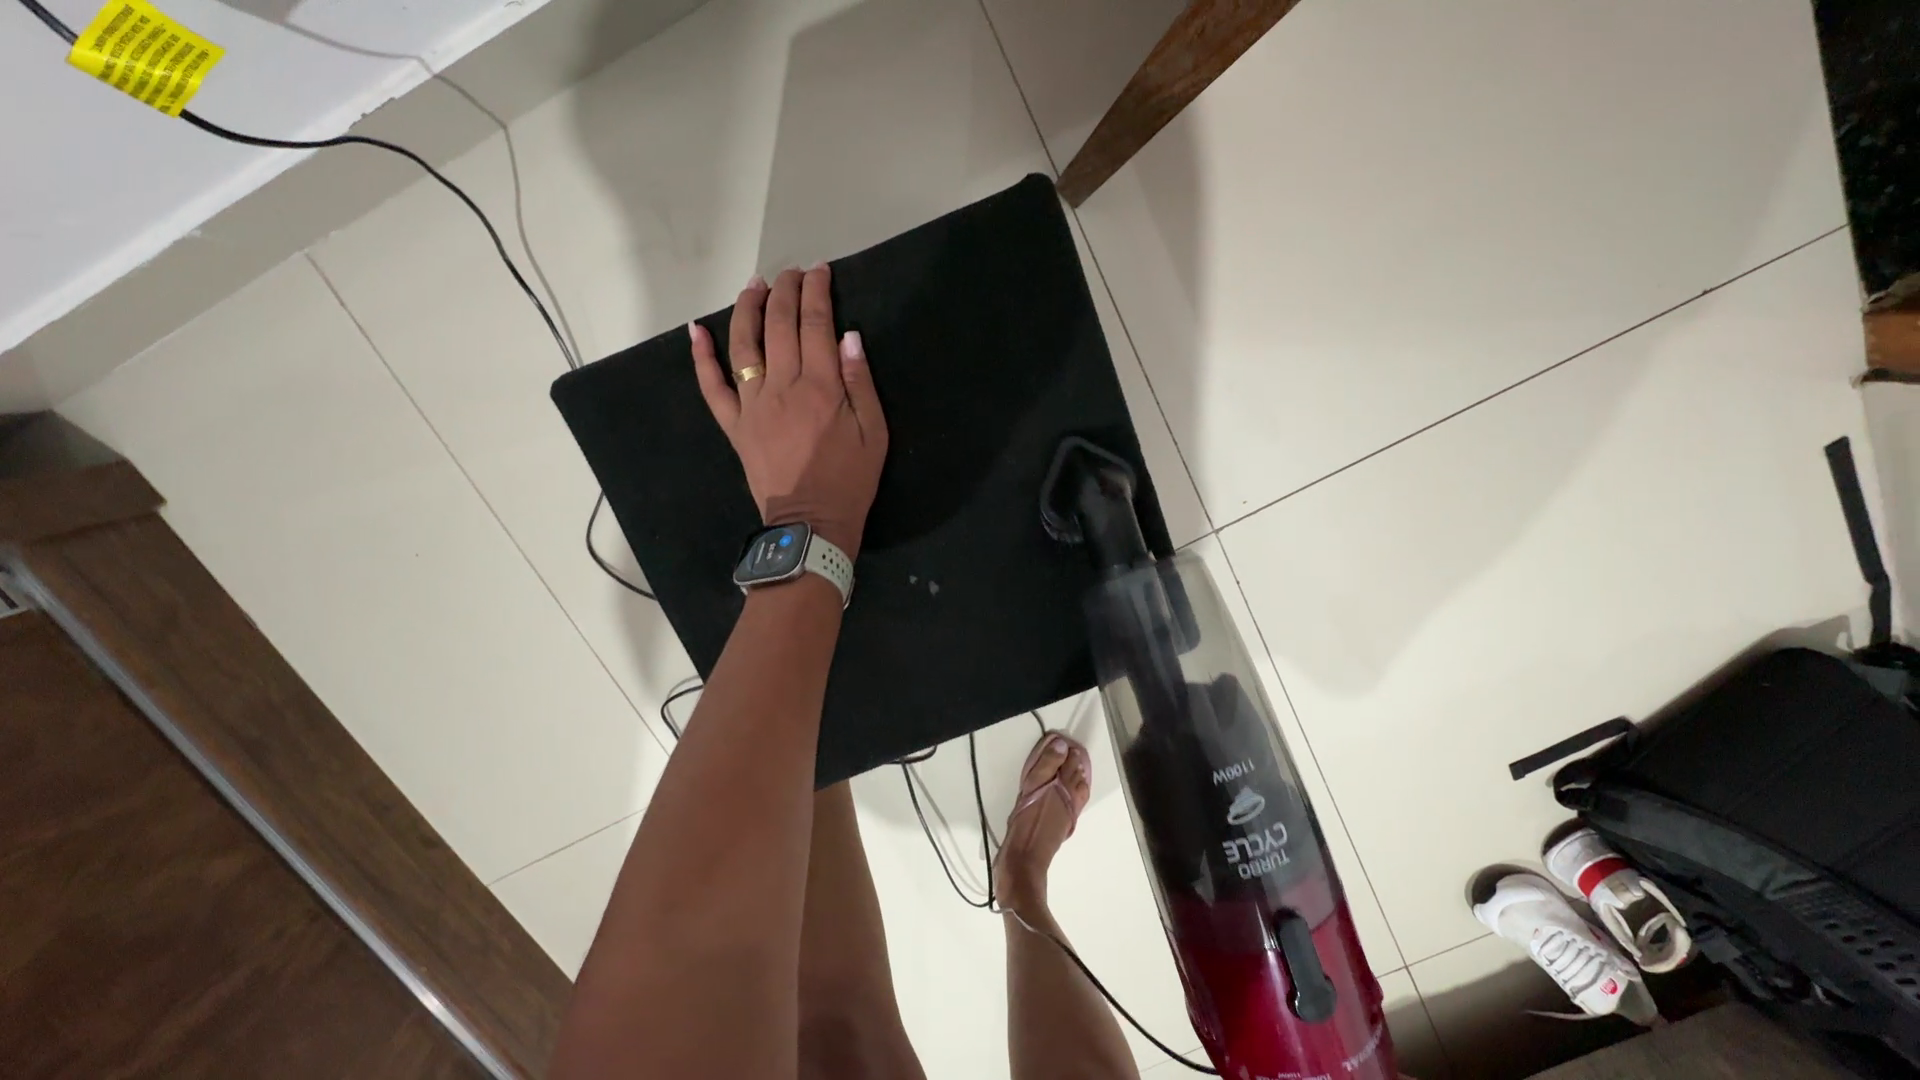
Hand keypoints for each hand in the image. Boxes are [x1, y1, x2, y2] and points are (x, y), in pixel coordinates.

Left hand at [691, 264, 888, 559]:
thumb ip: (860, 382)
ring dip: (747, 309)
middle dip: (784, 291)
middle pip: (778, 325)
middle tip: (791, 272)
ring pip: (744, 344)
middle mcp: (782, 387)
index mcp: (821, 387)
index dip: (817, 293)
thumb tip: (848, 336)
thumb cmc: (850, 481)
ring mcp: (752, 405)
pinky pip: (712, 387)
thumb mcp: (874, 434)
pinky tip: (696, 330)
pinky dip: (701, 357)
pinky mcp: (734, 425)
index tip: (819, 271)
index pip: (816, 324)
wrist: (810, 525)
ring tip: (754, 285)